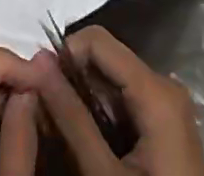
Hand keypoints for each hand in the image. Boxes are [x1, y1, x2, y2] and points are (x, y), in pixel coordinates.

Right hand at [33, 27, 203, 175]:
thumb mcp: (104, 173)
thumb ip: (72, 118)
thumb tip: (38, 65)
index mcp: (156, 90)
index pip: (98, 41)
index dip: (64, 55)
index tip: (37, 84)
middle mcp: (164, 84)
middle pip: (105, 59)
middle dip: (70, 79)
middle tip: (43, 113)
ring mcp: (166, 102)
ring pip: (111, 80)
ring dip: (81, 98)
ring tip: (59, 129)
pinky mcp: (163, 120)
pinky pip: (124, 99)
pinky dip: (98, 112)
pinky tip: (83, 139)